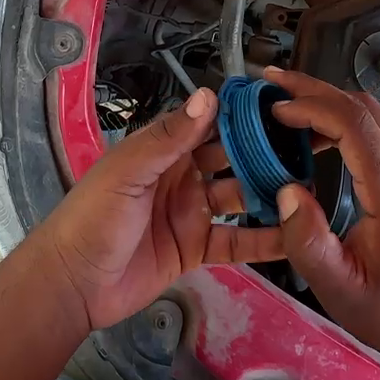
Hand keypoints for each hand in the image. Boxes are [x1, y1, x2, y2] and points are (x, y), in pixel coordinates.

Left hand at [28, 86, 284, 330]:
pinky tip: (291, 235)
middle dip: (263, 152)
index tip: (280, 108)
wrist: (72, 284)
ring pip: (239, 197)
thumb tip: (208, 96)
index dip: (241, 115)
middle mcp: (183, 174)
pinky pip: (236, 241)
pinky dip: (262, 240)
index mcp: (164, 148)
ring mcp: (192, 212)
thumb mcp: (129, 169)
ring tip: (307, 188)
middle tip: (307, 148)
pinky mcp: (196, 249)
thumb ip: (170, 136)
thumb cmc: (93, 216)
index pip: (209, 122)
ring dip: (268, 193)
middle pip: (230, 158)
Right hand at [266, 68, 379, 367]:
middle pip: (363, 106)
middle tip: (272, 83)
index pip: (353, 123)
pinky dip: (344, 118)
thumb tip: (285, 191)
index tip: (275, 109)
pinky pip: (379, 129)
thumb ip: (308, 243)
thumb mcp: (344, 292)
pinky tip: (318, 133)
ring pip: (373, 113)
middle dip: (314, 88)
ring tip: (288, 103)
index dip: (311, 106)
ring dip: (329, 100)